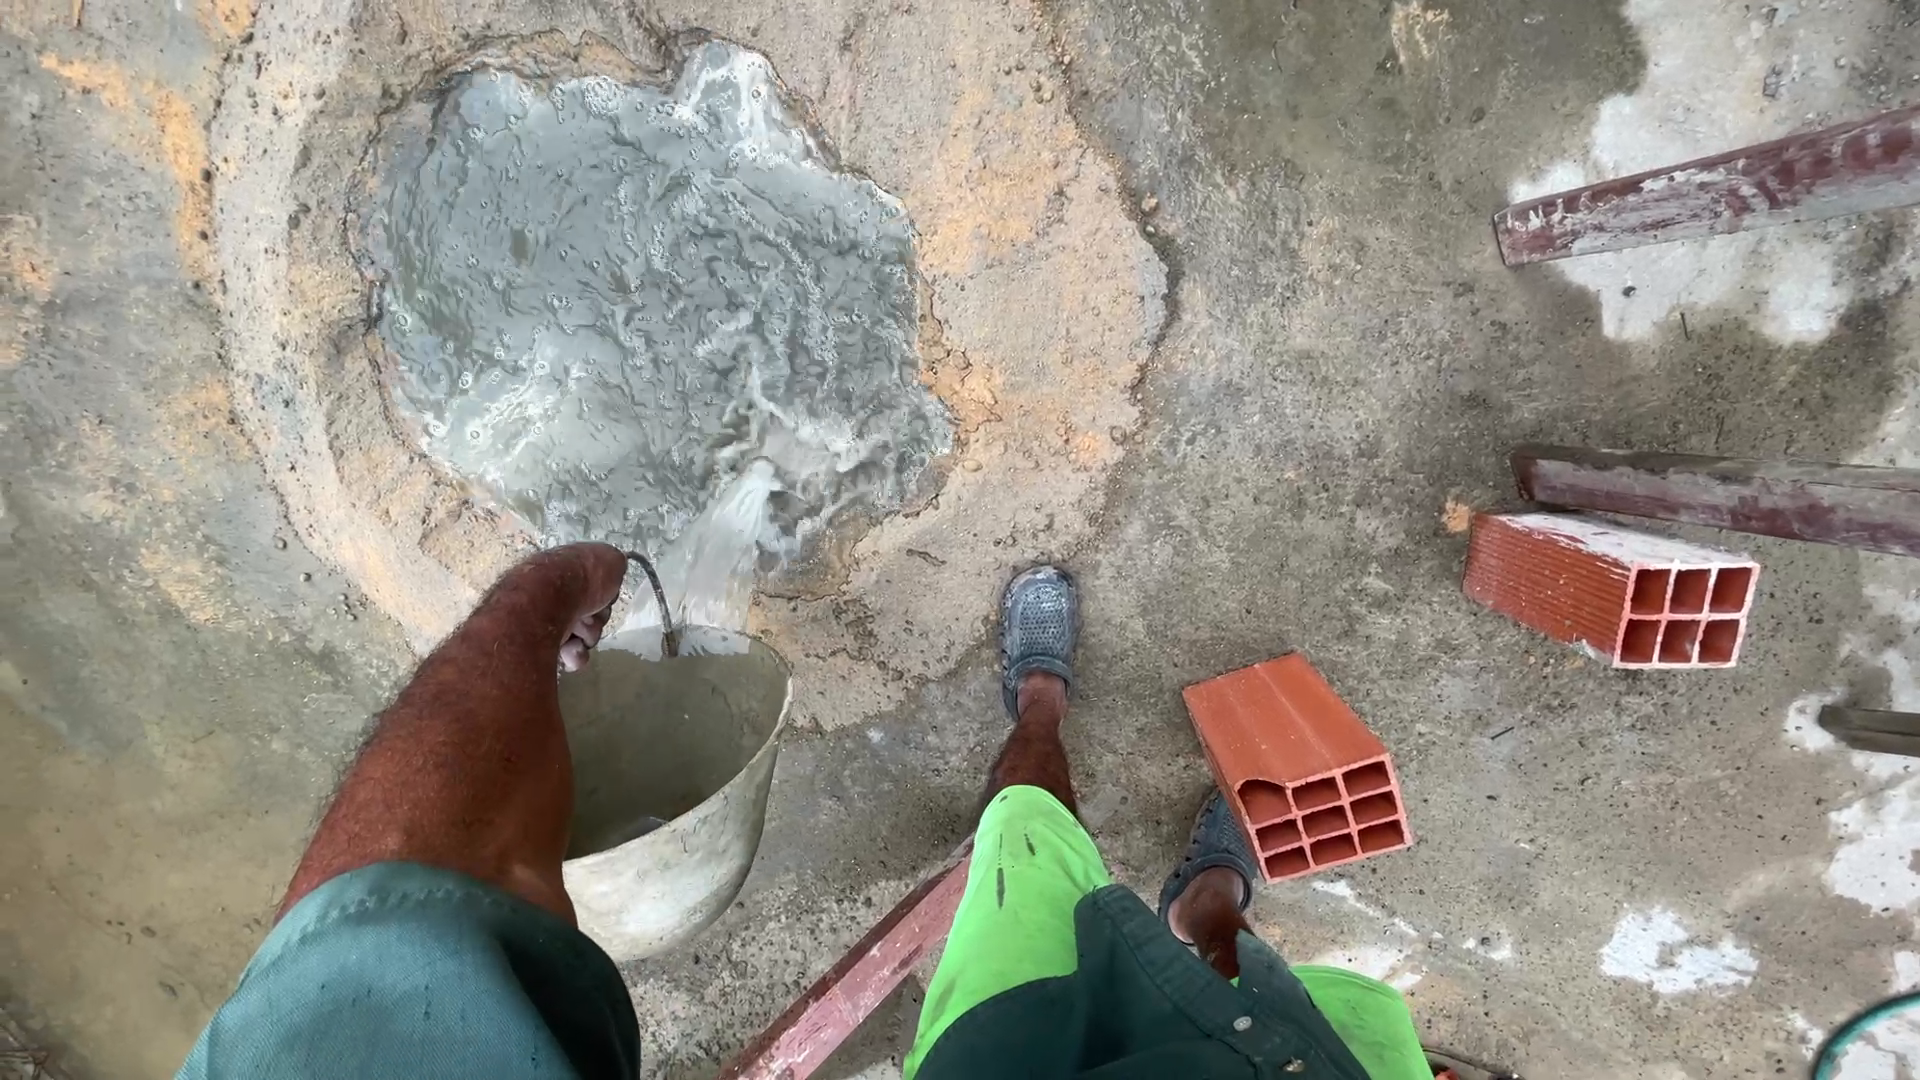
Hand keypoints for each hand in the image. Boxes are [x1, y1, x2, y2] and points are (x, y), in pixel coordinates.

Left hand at [503, 542, 627, 671]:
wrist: (545, 598)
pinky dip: (574, 654)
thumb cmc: (580, 577)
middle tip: (589, 618)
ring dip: (587, 638)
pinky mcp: (536, 642)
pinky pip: (568, 653)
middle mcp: (552, 592)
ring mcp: (542, 618)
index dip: (607, 597)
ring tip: (578, 636)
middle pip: (591, 614)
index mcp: (568, 570)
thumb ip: (614, 565)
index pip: (598, 589)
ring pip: (581, 636)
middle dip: (596, 620)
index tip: (605, 598)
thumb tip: (613, 571)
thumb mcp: (610, 559)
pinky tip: (570, 650)